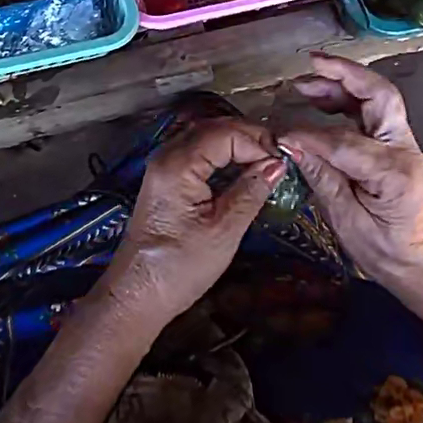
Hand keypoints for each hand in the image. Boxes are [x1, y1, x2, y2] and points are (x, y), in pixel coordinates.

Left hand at [97, 118, 282, 327]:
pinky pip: (196, 152)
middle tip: (280, 156)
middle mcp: (166, 155)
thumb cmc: (180, 267)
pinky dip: (221, 154)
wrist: (138, 293)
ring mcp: (163, 165)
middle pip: (212, 129)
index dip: (256, 143)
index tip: (284, 161)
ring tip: (267, 160)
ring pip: (204, 138)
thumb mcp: (223, 231)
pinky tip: (241, 168)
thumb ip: (250, 192)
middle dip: (248, 137)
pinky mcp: (165, 178)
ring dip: (236, 143)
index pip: (224, 135)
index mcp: (177, 165)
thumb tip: (278, 164)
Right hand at [279, 55, 422, 287]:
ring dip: (340, 81)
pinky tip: (317, 98)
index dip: (308, 137)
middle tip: (310, 64)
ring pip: (375, 95)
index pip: (344, 143)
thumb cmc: (386, 250)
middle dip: (345, 74)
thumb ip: (320, 177)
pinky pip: (369, 108)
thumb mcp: (347, 221)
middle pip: (379, 95)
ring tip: (304, 81)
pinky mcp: (392, 141)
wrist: (420, 262)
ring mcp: (400, 142)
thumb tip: (288, 144)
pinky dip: (343, 96)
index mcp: (394, 174)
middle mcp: (403, 148)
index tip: (279, 137)